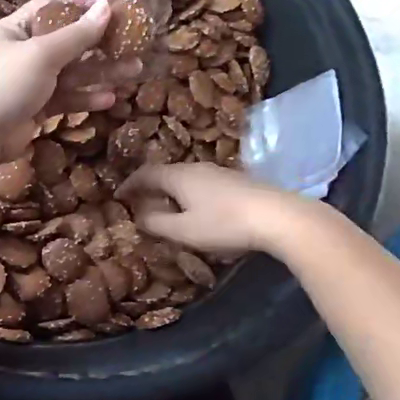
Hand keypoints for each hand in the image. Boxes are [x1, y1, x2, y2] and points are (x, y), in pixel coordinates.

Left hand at [0, 0, 141, 157]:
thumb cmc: (3, 85)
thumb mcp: (42, 54)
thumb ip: (76, 34)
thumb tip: (106, 7)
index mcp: (15, 29)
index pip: (54, 5)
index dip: (86, 0)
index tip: (121, 0)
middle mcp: (21, 53)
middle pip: (68, 40)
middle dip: (102, 42)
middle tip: (136, 42)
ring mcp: (27, 82)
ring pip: (70, 72)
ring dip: (102, 72)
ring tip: (135, 72)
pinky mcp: (32, 109)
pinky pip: (64, 98)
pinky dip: (85, 98)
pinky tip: (109, 100)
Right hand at [117, 162, 310, 253]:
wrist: (282, 218)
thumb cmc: (224, 223)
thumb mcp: (182, 230)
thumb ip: (155, 223)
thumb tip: (139, 216)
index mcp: (178, 176)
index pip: (145, 174)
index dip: (129, 184)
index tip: (118, 196)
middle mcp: (196, 168)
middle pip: (165, 173)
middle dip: (149, 187)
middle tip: (138, 203)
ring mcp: (220, 173)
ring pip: (184, 178)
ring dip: (170, 191)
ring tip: (165, 208)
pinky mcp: (237, 182)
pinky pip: (201, 184)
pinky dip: (188, 194)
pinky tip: (194, 210)